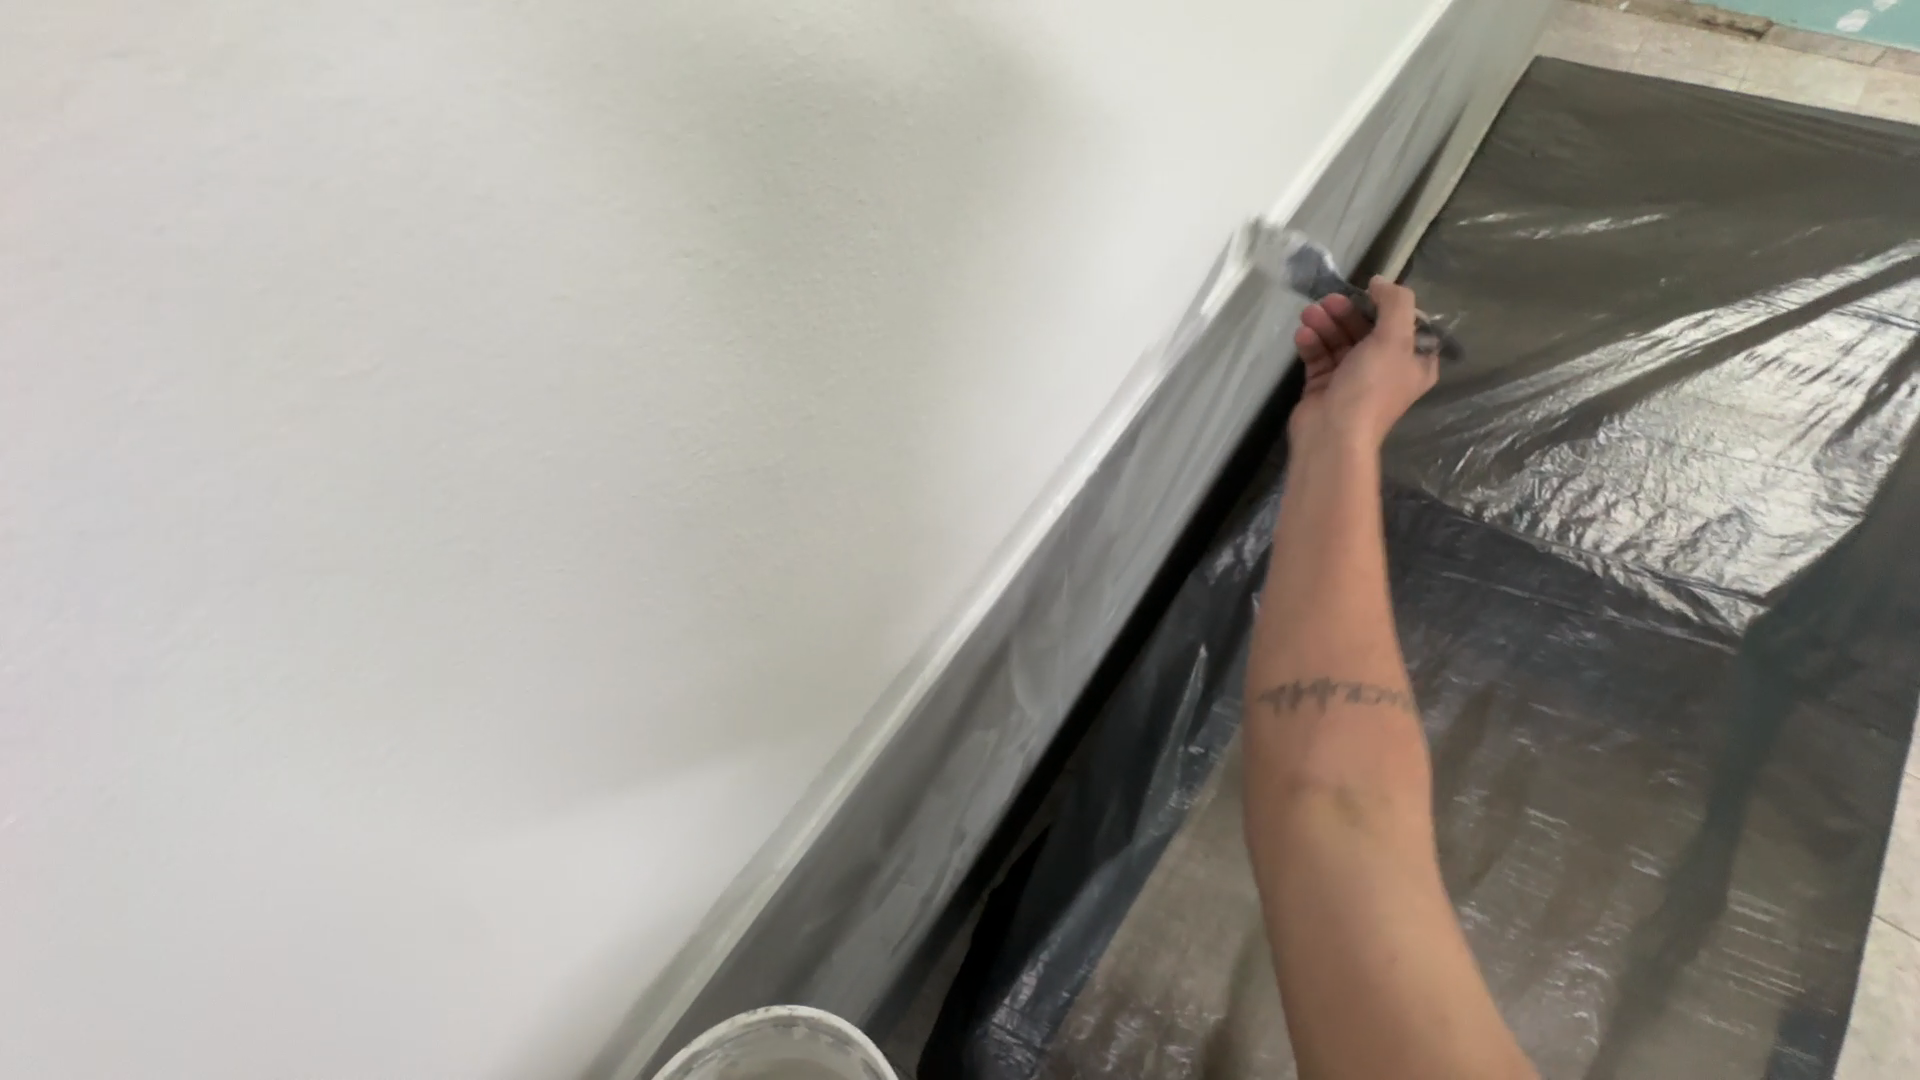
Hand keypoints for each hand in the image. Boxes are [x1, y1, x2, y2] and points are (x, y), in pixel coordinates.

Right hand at [1288, 277, 1437, 452]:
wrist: (1331, 435)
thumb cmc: (1370, 388)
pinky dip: (1312, 343)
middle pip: (1367, 330)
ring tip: (1309, 314)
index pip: (1405, 324)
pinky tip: (1303, 334)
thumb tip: (1381, 282)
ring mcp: (1352, 379)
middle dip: (1347, 313)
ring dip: (1325, 325)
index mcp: (1413, 362)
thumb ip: (1394, 303)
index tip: (1368, 291)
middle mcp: (1385, 370)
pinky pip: (1319, 357)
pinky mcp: (1324, 386)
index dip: (1387, 306)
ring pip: (1340, 342)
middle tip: (1328, 300)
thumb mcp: (1395, 339)